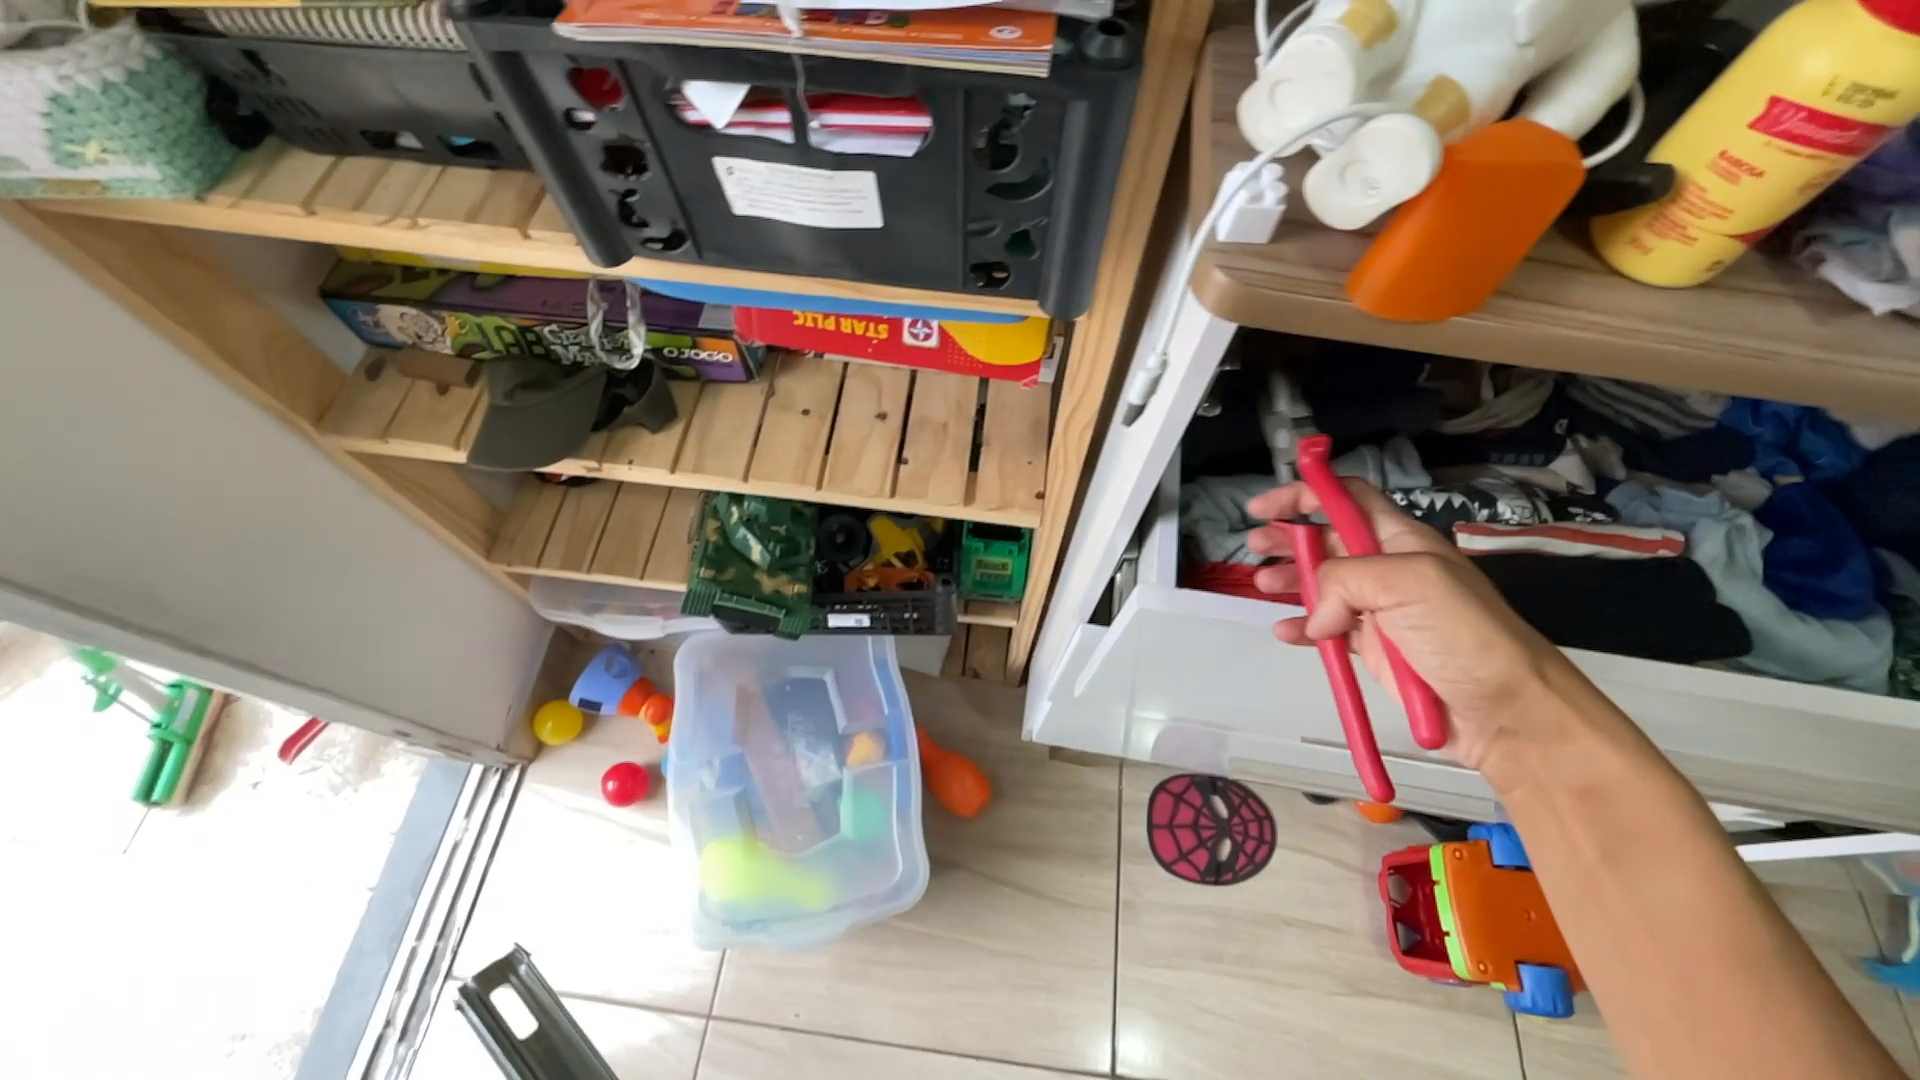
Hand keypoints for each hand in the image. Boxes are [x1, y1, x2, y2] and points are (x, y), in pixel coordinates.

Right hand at [1245, 479, 1586, 773]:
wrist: (1505, 712)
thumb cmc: (1464, 637)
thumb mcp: (1409, 584)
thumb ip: (1345, 581)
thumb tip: (1315, 615)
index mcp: (1401, 542)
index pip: (1348, 500)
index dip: (1307, 494)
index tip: (1265, 504)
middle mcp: (1388, 570)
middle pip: (1328, 539)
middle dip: (1290, 537)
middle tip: (1255, 544)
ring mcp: (1380, 611)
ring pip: (1322, 585)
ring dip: (1289, 579)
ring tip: (1262, 583)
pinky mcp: (1373, 650)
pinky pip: (1326, 631)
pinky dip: (1301, 628)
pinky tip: (1285, 632)